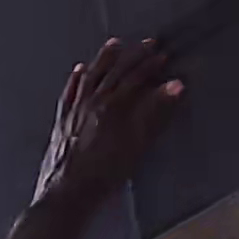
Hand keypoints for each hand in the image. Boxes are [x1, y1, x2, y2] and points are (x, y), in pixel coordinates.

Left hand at [32, 38, 182, 214]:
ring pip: (91, 75)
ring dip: (104, 57)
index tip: (163, 55)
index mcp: (114, 105)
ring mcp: (75, 109)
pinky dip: (75, 78)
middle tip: (147, 42)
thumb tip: (176, 86)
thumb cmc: (106, 172)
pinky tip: (79, 68)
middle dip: (134, 54)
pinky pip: (69, 93)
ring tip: (114, 43)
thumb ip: (157, 111)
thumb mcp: (139, 143)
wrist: (67, 197)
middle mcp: (93, 101)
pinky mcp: (62, 120)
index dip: (151, 64)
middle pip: (116, 71)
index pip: (136, 77)